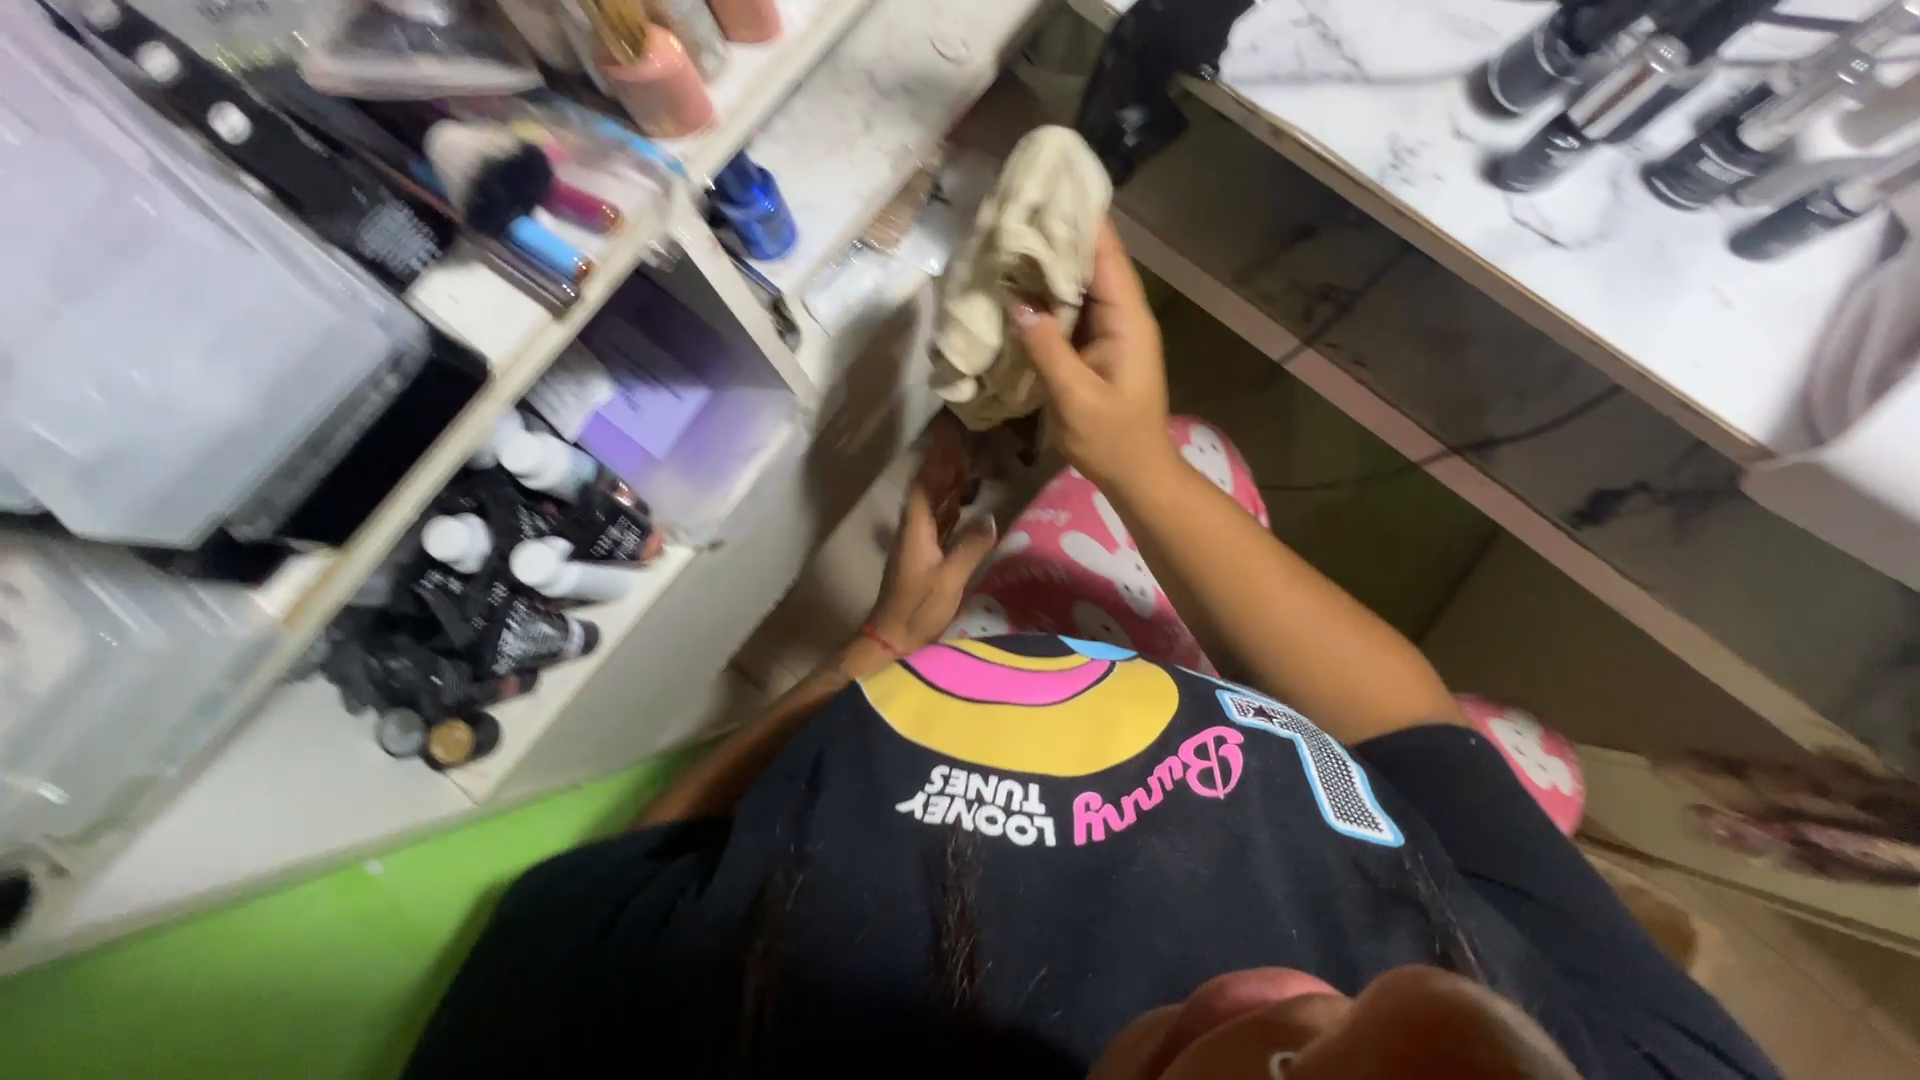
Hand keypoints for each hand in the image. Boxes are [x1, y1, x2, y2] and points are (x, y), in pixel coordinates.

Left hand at [865, 447, 998, 660]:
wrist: (893, 638)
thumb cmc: (918, 608)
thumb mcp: (949, 579)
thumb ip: (969, 547)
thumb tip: (991, 517)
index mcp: (916, 529)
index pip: (924, 484)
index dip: (936, 460)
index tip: (949, 436)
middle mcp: (914, 530)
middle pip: (928, 489)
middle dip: (944, 464)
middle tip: (964, 441)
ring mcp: (917, 544)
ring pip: (933, 504)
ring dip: (948, 482)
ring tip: (967, 462)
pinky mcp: (923, 557)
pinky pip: (939, 521)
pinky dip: (951, 505)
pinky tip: (964, 501)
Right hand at [1011, 219, 1172, 489]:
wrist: (1135, 474)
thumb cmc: (1112, 439)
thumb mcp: (1076, 398)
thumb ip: (1047, 349)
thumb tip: (1016, 303)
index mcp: (1127, 319)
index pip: (1105, 254)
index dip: (1079, 219)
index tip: (1046, 188)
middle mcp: (1121, 315)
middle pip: (1090, 261)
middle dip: (1055, 236)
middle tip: (1012, 211)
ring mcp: (1108, 331)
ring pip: (1077, 285)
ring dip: (1046, 266)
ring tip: (1007, 239)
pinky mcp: (1093, 347)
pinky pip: (1069, 311)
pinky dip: (1045, 298)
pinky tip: (1016, 288)